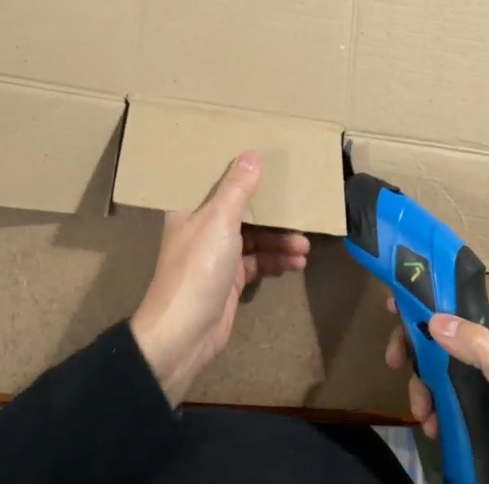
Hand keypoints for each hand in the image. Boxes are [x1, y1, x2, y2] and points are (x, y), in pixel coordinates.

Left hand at [130, 151, 309, 405]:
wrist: (183, 335)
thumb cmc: (197, 268)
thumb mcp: (219, 221)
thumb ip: (238, 188)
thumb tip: (252, 154)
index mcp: (189, 207)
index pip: (215, 179)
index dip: (238, 169)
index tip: (266, 158)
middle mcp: (201, 226)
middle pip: (240, 209)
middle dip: (270, 211)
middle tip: (299, 209)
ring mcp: (215, 254)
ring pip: (253, 237)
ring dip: (279, 239)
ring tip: (305, 246)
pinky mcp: (228, 279)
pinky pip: (257, 262)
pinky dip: (275, 260)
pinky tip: (296, 262)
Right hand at [386, 299, 488, 483]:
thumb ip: (480, 348)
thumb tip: (432, 319)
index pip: (459, 301)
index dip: (426, 300)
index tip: (392, 308)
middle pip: (442, 336)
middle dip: (416, 351)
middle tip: (393, 364)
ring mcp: (488, 384)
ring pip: (440, 370)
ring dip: (424, 388)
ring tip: (423, 416)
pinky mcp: (484, 414)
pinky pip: (448, 400)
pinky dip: (434, 410)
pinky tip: (434, 428)